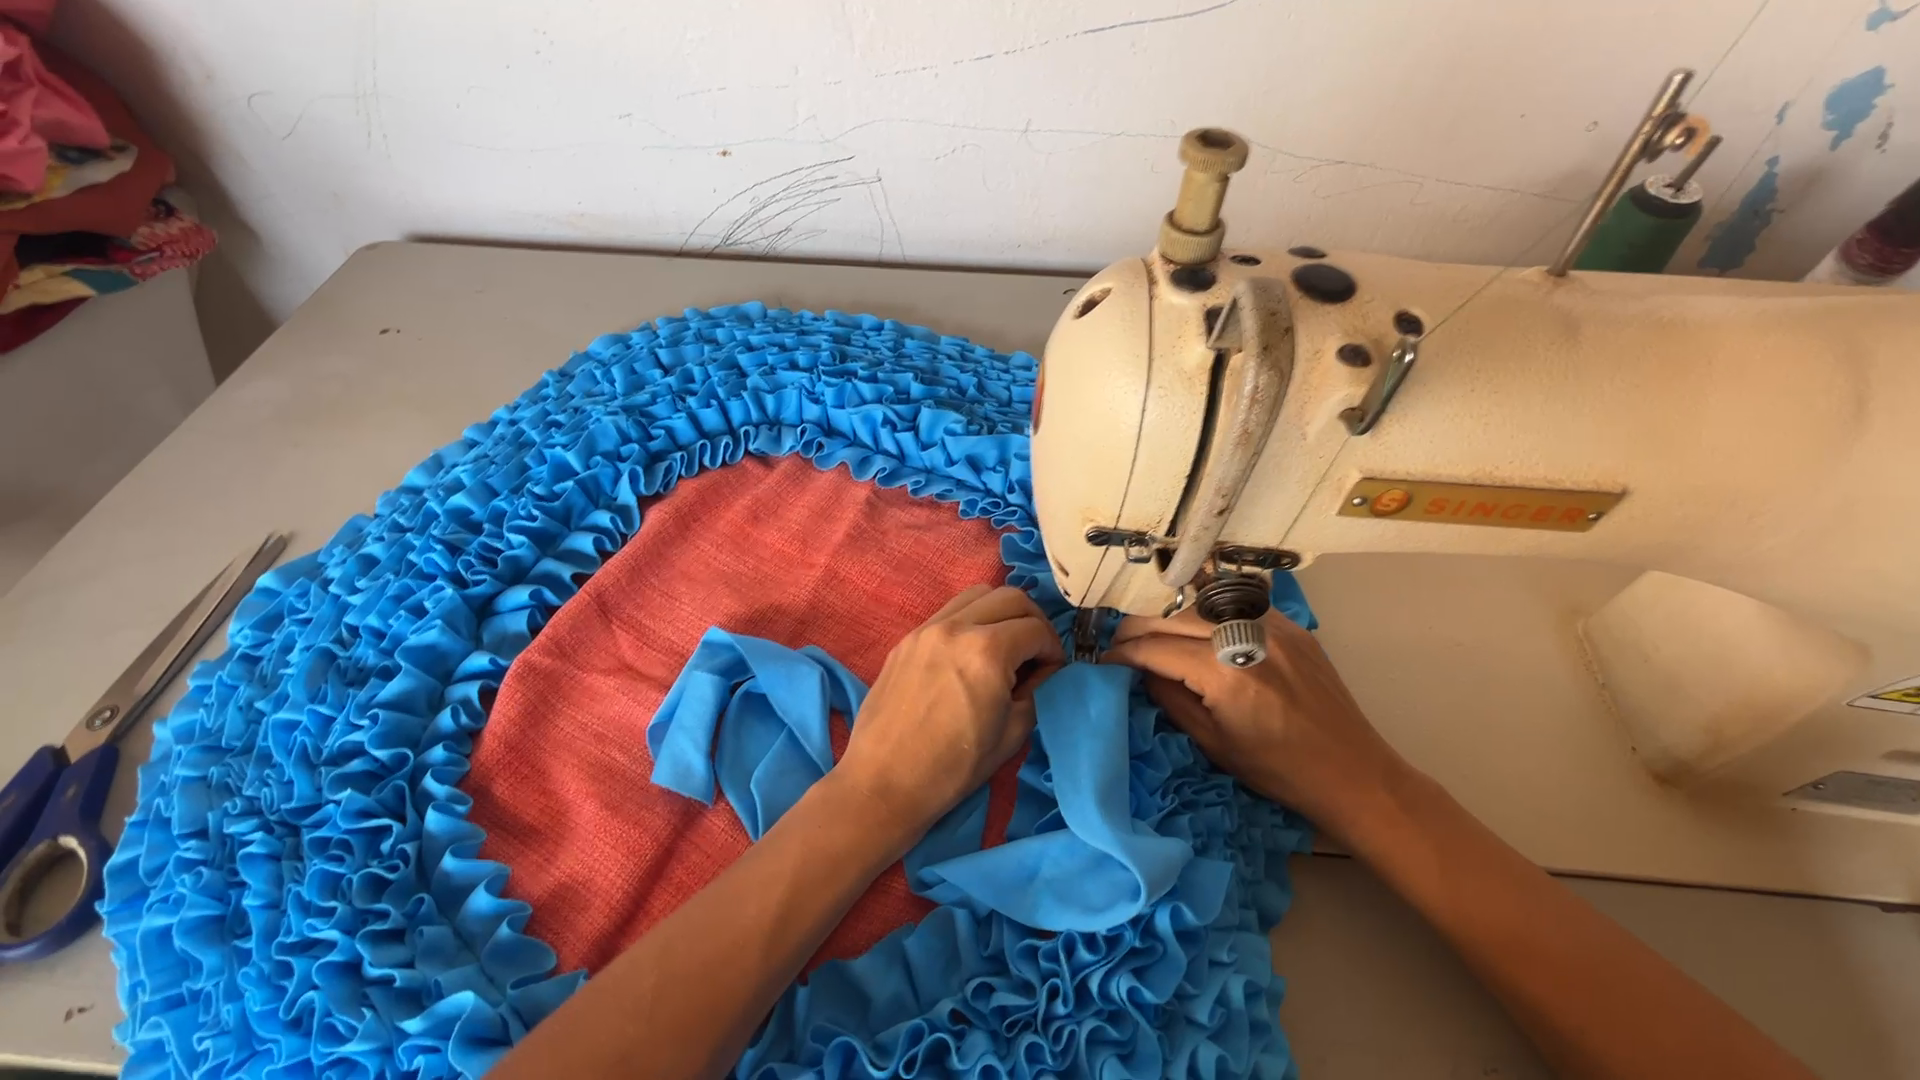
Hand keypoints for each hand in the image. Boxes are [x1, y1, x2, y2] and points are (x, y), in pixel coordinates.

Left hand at [835, 585, 1063, 838]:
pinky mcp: (907, 639)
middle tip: (1035, 652)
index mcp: (987, 652)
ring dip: (1000, 612)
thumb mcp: (1013, 735)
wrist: (884, 781)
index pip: (1036, 629)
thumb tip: (1037, 673)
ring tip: (1004, 645)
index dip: (1053, 650)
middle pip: (1010, 597)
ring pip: (977, 594)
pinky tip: (971, 652)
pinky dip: (970, 620)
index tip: (1052, 672)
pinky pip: (949, 612)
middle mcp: (957, 628)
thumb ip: (1034, 693)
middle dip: (1033, 621)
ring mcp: (927, 629)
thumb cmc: (953, 768)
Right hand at [1102, 607, 1407, 838]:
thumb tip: (1140, 672)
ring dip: (1170, 615)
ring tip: (1152, 633)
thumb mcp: (1213, 744)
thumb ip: (1171, 699)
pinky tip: (1196, 625)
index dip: (1124, 654)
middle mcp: (1247, 637)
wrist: (1351, 770)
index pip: (1157, 649)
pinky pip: (1238, 605)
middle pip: (1174, 616)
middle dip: (1138, 628)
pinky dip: (1209, 612)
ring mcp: (1273, 626)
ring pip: (1203, 603)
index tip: (1104, 661)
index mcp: (1225, 674)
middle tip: (1118, 643)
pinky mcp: (1291, 626)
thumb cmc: (1278, 770)